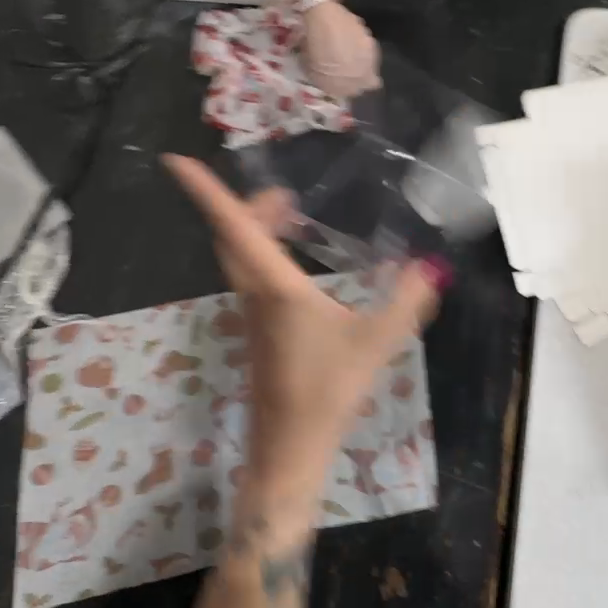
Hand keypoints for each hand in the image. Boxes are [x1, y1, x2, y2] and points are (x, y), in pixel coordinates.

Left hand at [163, 156, 443, 498]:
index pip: (237, 229)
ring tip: (291, 216)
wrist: (291, 446)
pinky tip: (298, 268)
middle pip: (234, 240)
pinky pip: (253, 280)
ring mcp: (254, 318)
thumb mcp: (376, 342)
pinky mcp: (261, 336)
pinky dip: (266, 256)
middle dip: (244, 206)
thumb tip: (431, 267)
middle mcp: (256, 297)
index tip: (175, 160)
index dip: (206, 193)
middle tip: (280, 192)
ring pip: (241, 261)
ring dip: (255, 231)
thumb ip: (406, 302)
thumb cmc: (327, 391)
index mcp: (277, 289)